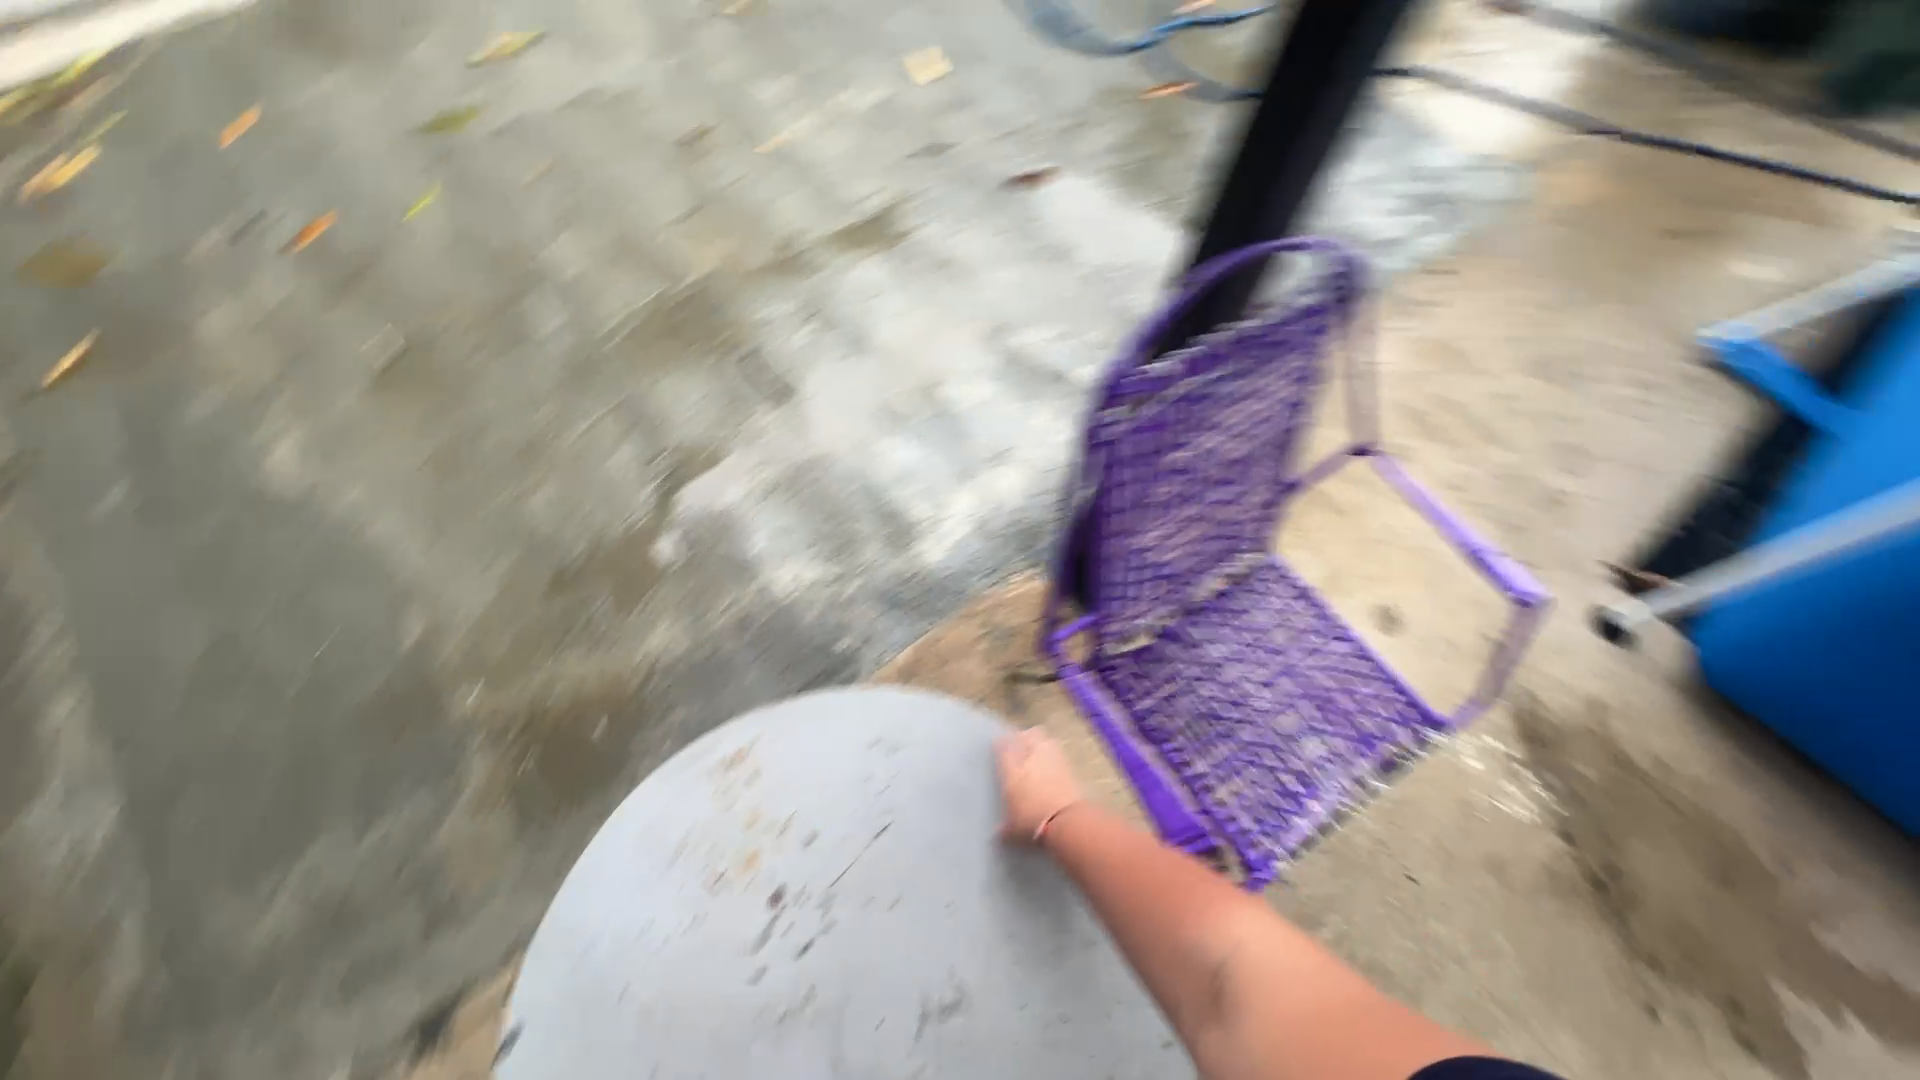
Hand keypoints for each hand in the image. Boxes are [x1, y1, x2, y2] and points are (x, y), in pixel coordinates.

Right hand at [994, 728, 1084, 843]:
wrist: (1067, 822)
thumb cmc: (1032, 823)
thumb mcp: (1014, 830)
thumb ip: (1004, 829)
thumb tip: (998, 835)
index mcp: (1012, 769)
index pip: (1002, 746)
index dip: (1001, 744)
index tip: (999, 747)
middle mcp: (1031, 757)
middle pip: (1028, 735)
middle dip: (1025, 738)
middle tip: (1022, 748)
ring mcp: (1054, 759)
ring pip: (1046, 740)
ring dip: (1043, 745)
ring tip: (1040, 757)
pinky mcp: (1071, 766)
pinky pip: (1060, 755)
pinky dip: (1057, 760)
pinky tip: (1055, 770)